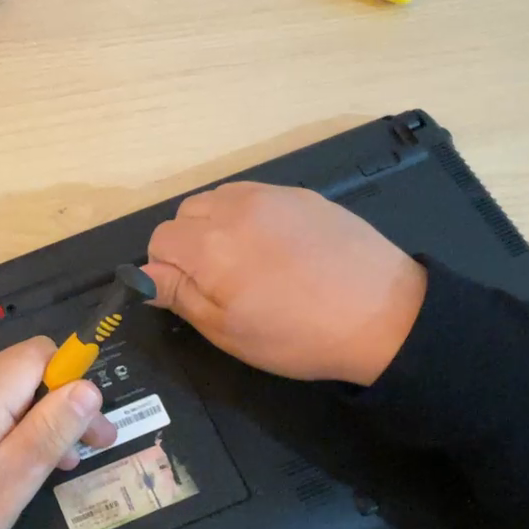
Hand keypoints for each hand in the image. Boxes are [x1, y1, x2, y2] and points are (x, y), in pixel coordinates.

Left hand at [0, 337, 117, 528]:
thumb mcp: (12, 478)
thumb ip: (51, 428)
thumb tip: (88, 386)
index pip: (43, 352)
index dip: (75, 383)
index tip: (92, 428)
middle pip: (22, 373)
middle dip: (57, 408)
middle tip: (80, 456)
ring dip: (28, 420)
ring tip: (44, 467)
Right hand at [141, 182, 427, 385]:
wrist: (386, 316)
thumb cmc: (297, 334)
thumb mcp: (227, 330)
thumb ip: (179, 295)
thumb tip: (141, 276)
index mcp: (209, 245)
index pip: (159, 240)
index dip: (166, 270)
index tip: (192, 293)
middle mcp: (234, 208)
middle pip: (185, 213)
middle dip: (189, 243)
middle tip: (219, 281)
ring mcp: (272, 196)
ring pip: (217, 199)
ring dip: (216, 225)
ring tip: (246, 261)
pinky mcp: (302, 194)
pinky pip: (255, 195)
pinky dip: (249, 216)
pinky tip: (276, 247)